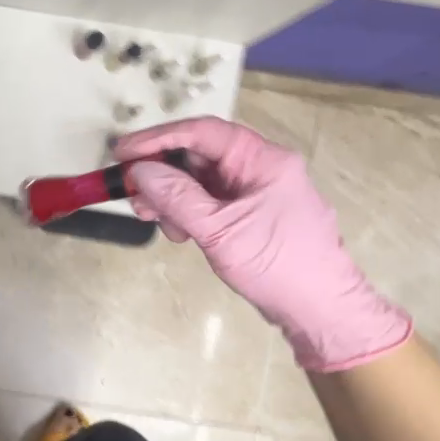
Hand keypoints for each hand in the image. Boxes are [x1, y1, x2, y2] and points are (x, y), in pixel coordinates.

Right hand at [116, 117, 411, 371]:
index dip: (158, 137)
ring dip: (170, 197)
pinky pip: (207, 202)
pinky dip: (185, 213)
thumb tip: (139, 170)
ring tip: (156, 222)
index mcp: (262, 160)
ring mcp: (253, 192)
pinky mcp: (247, 215)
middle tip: (133, 197)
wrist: (318, 308)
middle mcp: (258, 168)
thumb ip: (177, 197)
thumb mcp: (219, 231)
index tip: (121, 151)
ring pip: (199, 181)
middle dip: (161, 174)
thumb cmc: (276, 265)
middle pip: (198, 156)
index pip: (203, 132)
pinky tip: (179, 233)